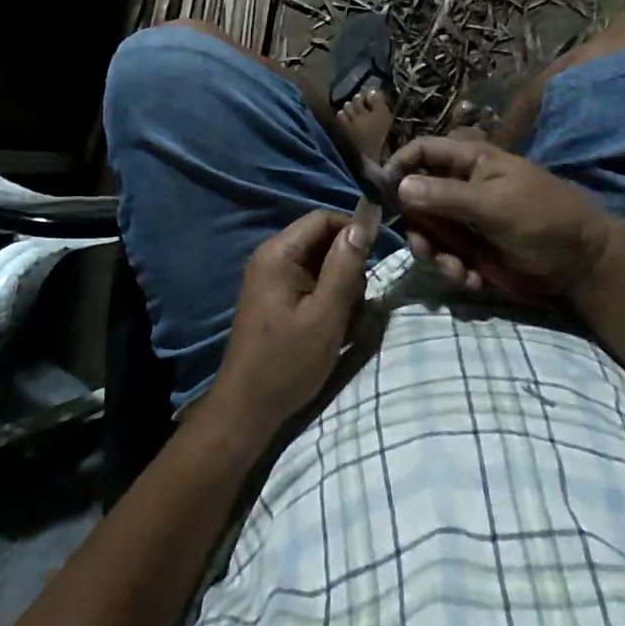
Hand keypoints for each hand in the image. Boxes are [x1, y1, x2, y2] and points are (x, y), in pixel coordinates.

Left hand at [209, 208, 375, 434]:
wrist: (248, 407)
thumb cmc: (289, 361)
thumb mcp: (326, 313)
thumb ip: (346, 265)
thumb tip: (365, 220)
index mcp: (279, 253)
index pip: (324, 218)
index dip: (354, 231)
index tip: (376, 259)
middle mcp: (271, 256)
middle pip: (321, 238)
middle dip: (347, 261)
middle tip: (357, 297)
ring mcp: (270, 276)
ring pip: (319, 260)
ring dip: (340, 280)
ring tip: (344, 314)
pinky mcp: (274, 295)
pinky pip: (309, 278)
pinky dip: (327, 293)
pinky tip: (331, 320)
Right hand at [386, 135, 623, 300]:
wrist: (581, 264)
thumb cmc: (543, 219)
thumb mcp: (495, 205)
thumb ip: (447, 196)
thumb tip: (400, 186)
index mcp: (469, 162)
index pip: (422, 152)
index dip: (399, 166)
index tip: (384, 194)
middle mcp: (460, 187)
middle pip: (416, 199)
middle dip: (419, 228)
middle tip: (426, 250)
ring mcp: (465, 221)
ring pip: (428, 233)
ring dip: (436, 255)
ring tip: (457, 271)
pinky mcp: (471, 250)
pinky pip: (445, 257)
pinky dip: (454, 271)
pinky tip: (474, 280)